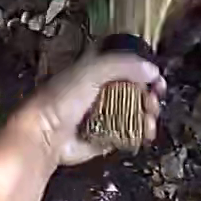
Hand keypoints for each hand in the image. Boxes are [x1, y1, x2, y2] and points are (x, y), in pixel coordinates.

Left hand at [10, 52, 165, 166]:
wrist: (45, 135)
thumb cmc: (62, 98)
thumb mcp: (91, 71)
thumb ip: (122, 64)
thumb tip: (152, 70)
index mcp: (94, 70)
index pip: (125, 64)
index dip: (142, 68)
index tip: (155, 75)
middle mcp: (100, 91)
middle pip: (135, 88)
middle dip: (150, 92)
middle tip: (155, 97)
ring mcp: (104, 114)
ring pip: (136, 111)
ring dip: (149, 112)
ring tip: (150, 116)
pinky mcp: (106, 136)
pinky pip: (130, 132)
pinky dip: (142, 131)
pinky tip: (147, 131)